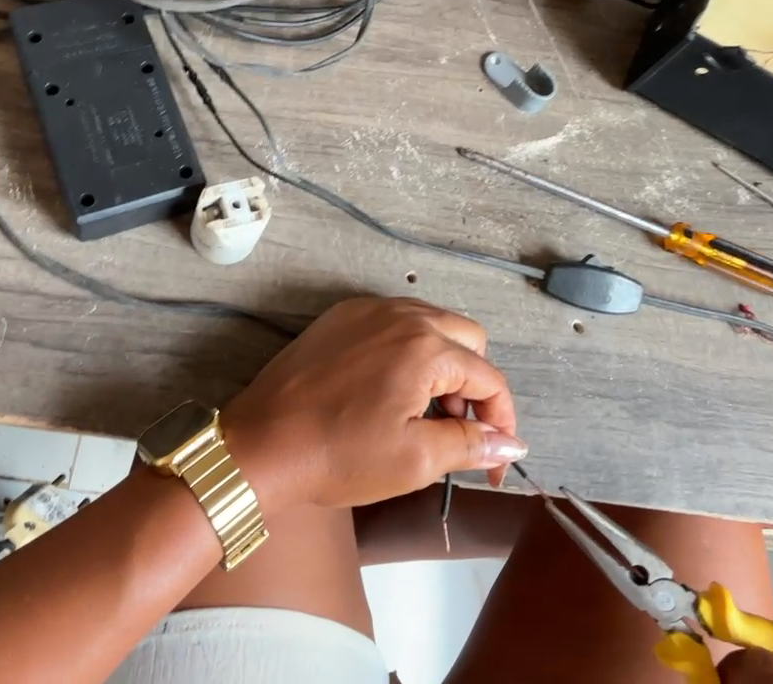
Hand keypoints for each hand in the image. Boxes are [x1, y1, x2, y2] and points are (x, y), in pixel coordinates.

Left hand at [221, 296, 524, 513]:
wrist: (262, 444)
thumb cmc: (337, 454)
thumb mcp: (415, 459)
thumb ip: (470, 443)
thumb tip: (510, 443)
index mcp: (425, 346)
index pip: (489, 377)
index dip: (501, 422)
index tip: (494, 461)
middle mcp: (400, 315)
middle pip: (467, 338)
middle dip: (474, 384)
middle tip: (456, 427)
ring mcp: (366, 311)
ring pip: (430, 324)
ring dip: (442, 363)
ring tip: (423, 411)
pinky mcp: (339, 317)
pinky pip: (393, 322)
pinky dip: (407, 349)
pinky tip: (389, 388)